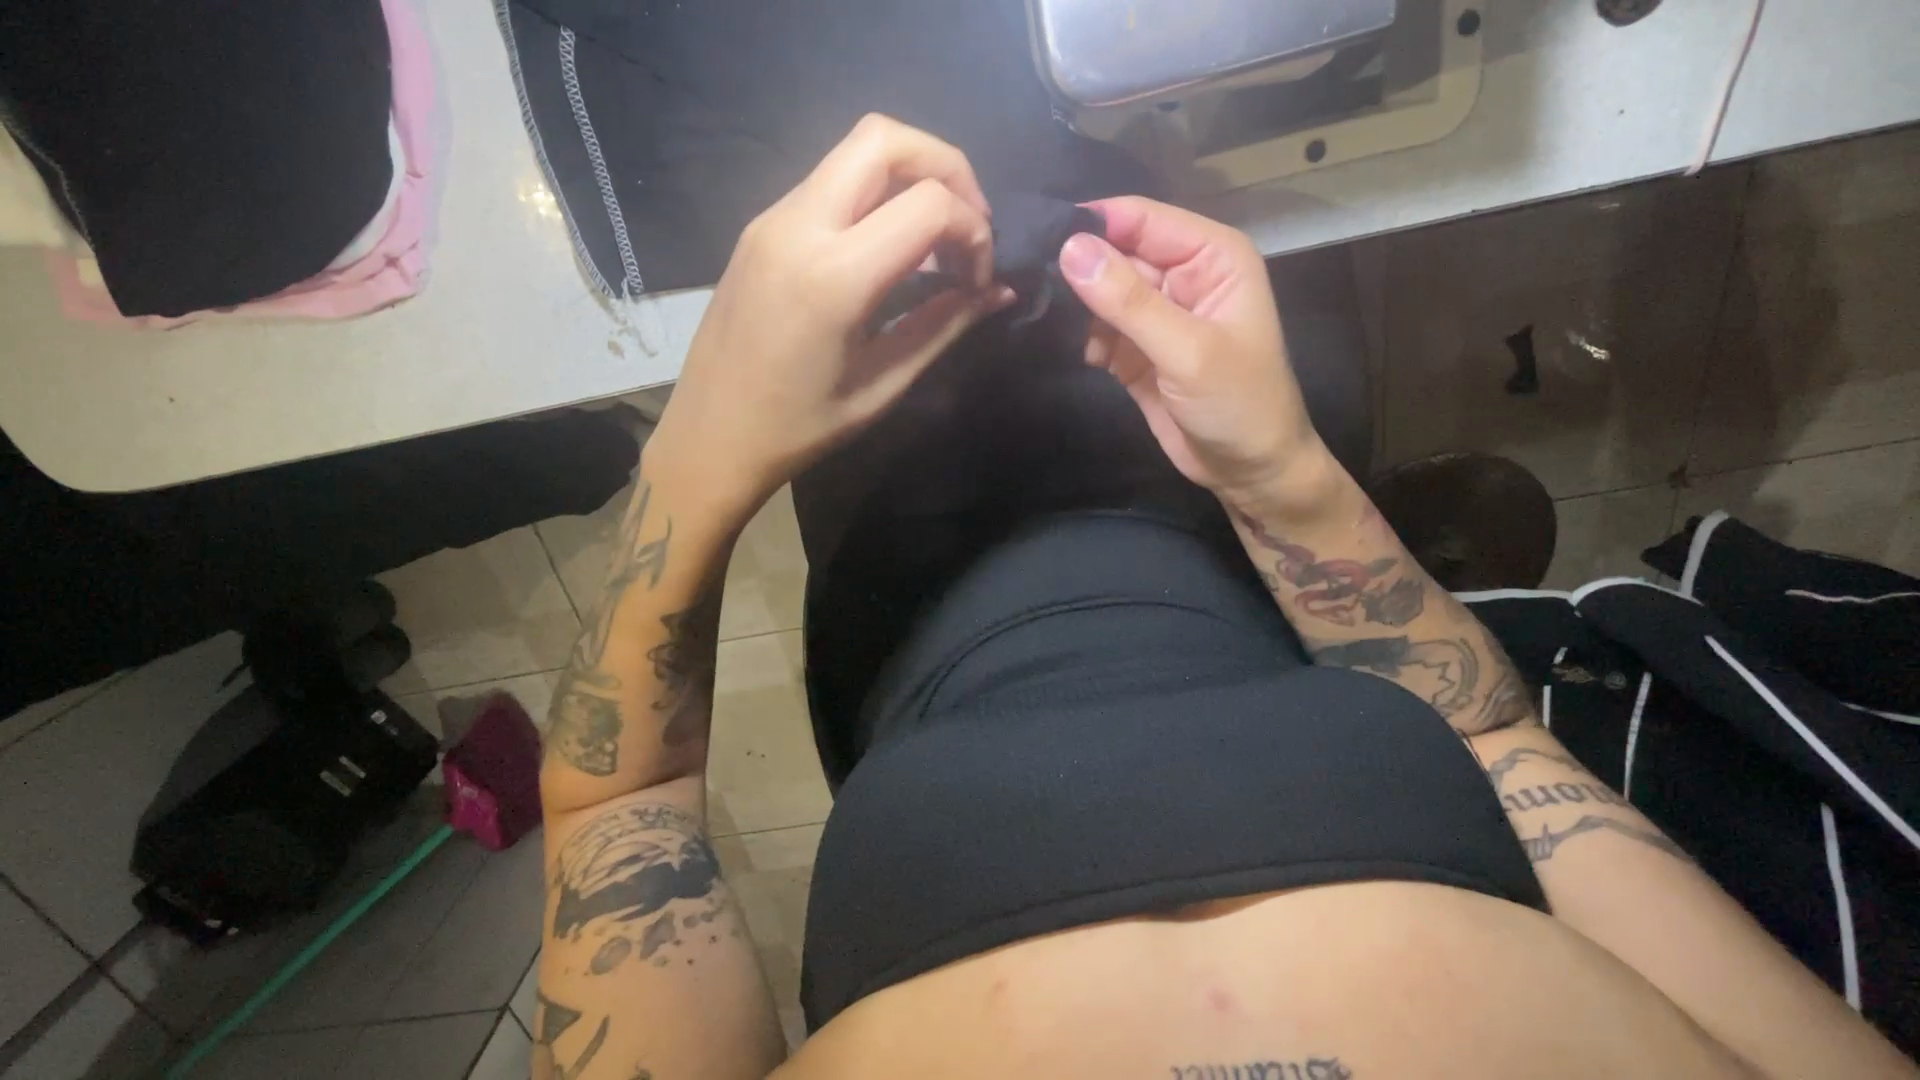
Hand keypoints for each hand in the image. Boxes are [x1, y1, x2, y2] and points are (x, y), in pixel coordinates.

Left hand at [650, 115, 1013, 514]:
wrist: (708, 439)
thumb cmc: (797, 429)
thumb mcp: (881, 386)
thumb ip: (943, 326)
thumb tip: (998, 291)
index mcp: (832, 276)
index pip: (927, 203)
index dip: (974, 231)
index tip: (978, 281)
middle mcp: (797, 226)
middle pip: (884, 139)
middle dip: (946, 168)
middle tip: (970, 225)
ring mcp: (771, 219)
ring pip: (854, 151)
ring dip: (910, 177)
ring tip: (935, 240)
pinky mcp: (761, 227)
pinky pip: (829, 182)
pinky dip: (876, 195)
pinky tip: (890, 249)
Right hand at [1061, 197, 1331, 511]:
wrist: (1250, 471)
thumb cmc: (1238, 404)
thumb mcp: (1187, 350)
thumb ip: (1128, 301)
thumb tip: (1069, 249)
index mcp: (1210, 255)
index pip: (1140, 219)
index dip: (1092, 225)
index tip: (1036, 237)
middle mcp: (1182, 274)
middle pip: (1115, 251)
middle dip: (1077, 268)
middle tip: (1030, 282)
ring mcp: (1158, 314)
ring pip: (1101, 291)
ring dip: (1077, 309)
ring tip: (1052, 322)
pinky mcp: (1137, 349)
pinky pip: (1099, 329)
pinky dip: (1086, 340)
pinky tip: (1086, 358)